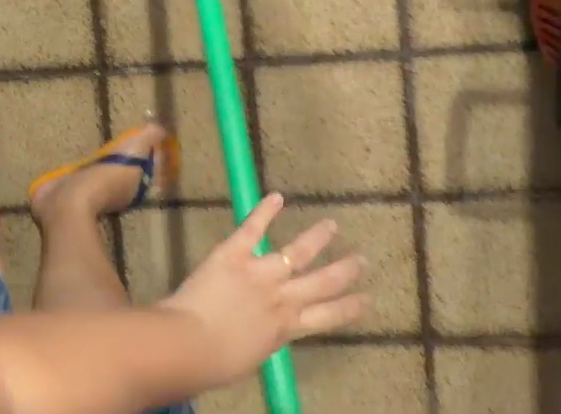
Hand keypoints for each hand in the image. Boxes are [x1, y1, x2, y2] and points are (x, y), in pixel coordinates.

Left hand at [155, 193, 367, 389]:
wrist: (192, 343)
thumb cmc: (217, 362)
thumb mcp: (251, 356)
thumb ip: (262, 338)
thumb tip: (262, 331)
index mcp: (287, 329)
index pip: (329, 317)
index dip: (351, 308)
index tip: (368, 298)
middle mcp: (282, 299)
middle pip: (323, 283)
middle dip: (345, 271)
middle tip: (362, 258)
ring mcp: (260, 274)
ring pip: (297, 253)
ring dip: (317, 238)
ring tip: (332, 224)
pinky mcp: (234, 254)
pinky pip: (252, 228)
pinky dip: (264, 211)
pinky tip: (277, 197)